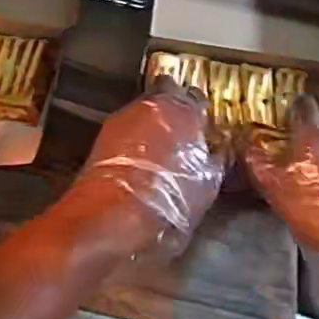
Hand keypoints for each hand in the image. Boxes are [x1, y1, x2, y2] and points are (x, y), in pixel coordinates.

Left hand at [74, 76, 225, 255]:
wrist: (111, 218)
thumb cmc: (167, 202)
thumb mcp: (207, 186)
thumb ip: (214, 160)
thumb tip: (216, 155)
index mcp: (181, 109)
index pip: (197, 99)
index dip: (201, 117)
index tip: (205, 133)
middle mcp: (150, 104)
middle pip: (166, 100)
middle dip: (174, 117)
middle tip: (183, 142)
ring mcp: (123, 117)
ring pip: (144, 115)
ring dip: (152, 129)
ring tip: (160, 156)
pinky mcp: (102, 135)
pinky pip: (127, 132)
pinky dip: (134, 142)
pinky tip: (139, 165)